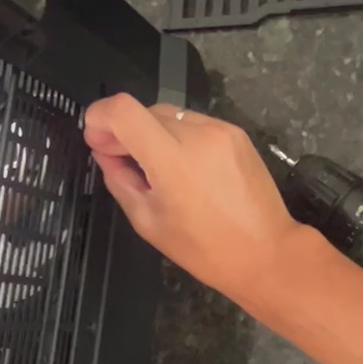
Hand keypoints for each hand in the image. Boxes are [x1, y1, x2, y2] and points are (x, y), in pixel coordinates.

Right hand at [83, 93, 313, 301]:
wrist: (267, 253)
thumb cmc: (205, 249)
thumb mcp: (148, 222)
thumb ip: (121, 180)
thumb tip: (106, 153)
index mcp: (173, 160)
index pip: (123, 110)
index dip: (99, 117)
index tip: (95, 138)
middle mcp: (198, 135)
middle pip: (144, 110)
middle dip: (124, 130)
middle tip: (119, 160)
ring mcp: (221, 130)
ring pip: (169, 114)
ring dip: (152, 133)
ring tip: (154, 168)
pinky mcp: (236, 133)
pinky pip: (194, 123)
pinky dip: (179, 137)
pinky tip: (183, 167)